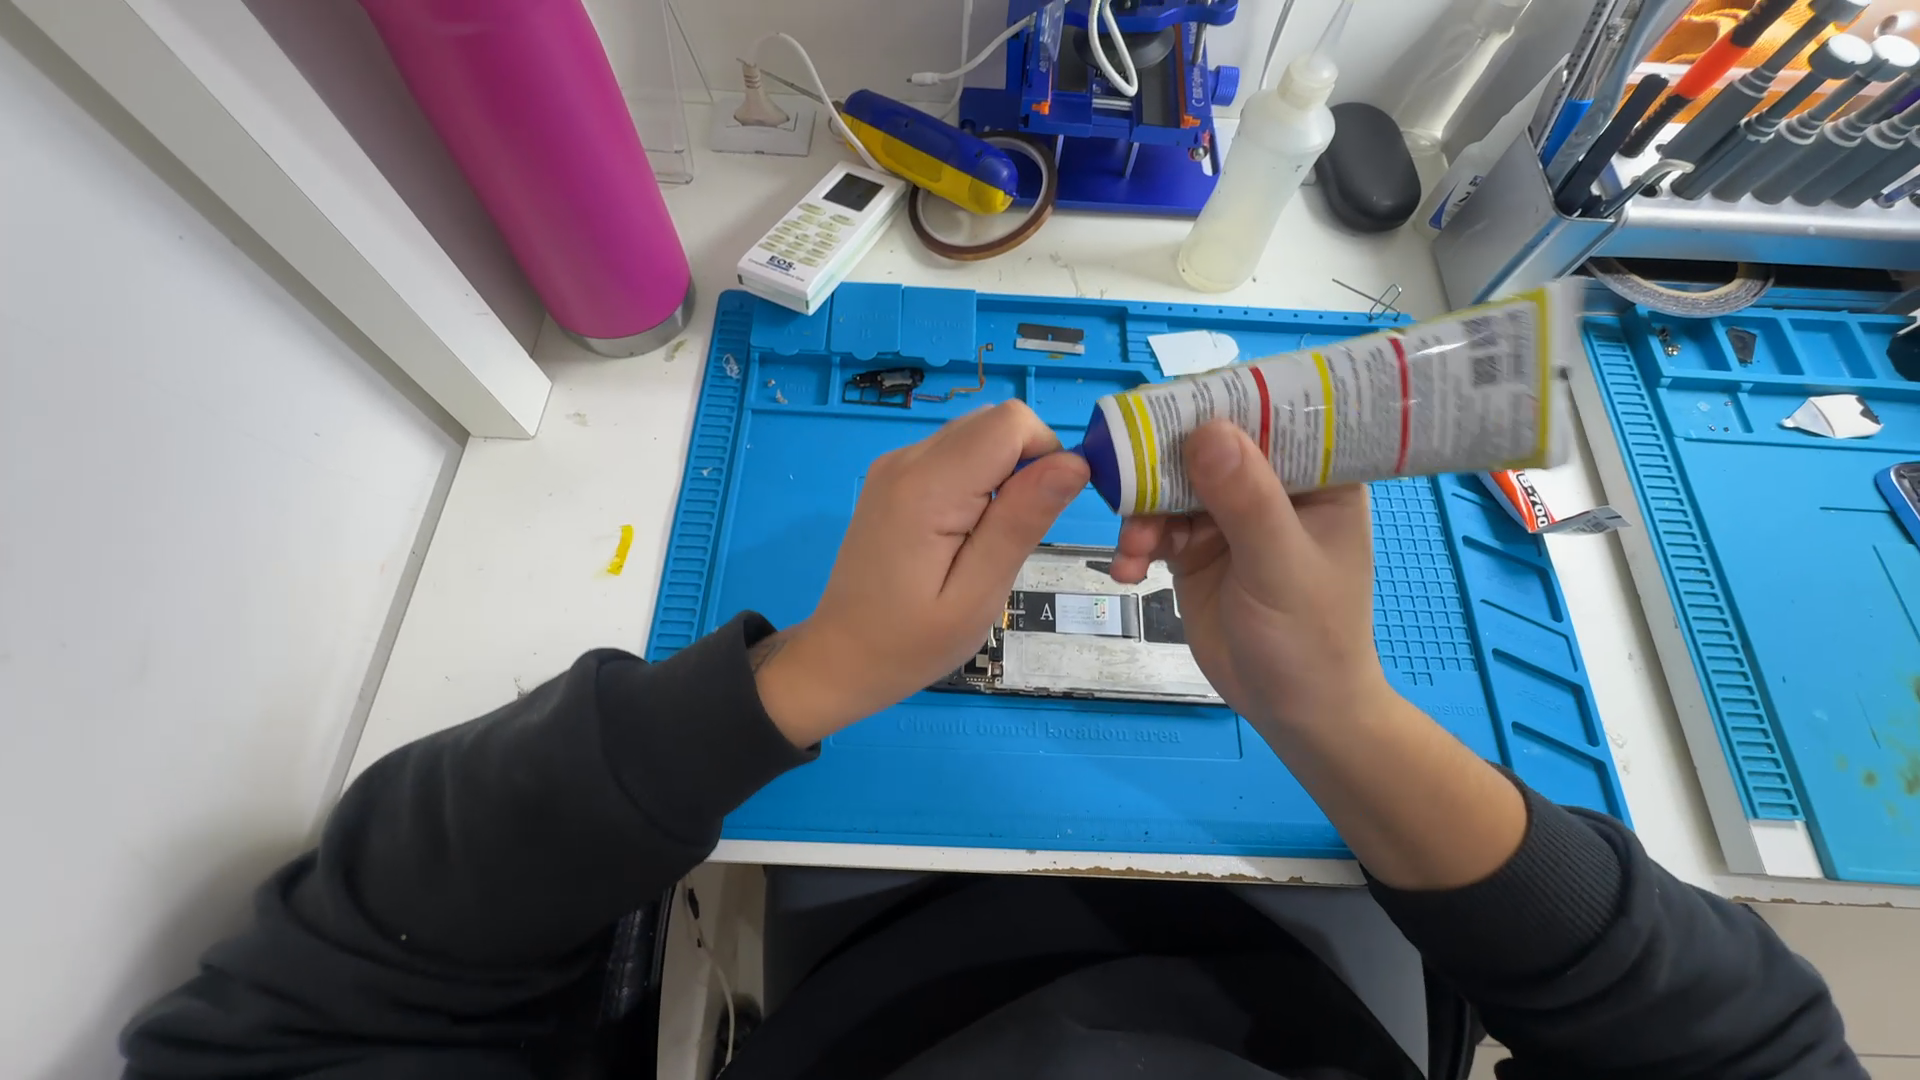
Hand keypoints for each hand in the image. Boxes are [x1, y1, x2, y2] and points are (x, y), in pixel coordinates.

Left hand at [756, 401, 1089, 745]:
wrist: (841, 657)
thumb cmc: (911, 643)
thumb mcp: (978, 596)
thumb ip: (1021, 522)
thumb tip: (1074, 462)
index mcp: (928, 487)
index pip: (1011, 423)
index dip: (1045, 457)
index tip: (1042, 515)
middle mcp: (907, 459)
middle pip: (996, 421)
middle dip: (1027, 466)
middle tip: (1014, 536)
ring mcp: (895, 464)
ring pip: (978, 434)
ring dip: (1002, 474)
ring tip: (988, 540)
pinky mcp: (893, 476)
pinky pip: (955, 453)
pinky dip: (978, 480)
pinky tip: (965, 532)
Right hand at [1108, 420, 1390, 735]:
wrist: (1291, 710)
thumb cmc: (1309, 638)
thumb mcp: (1280, 566)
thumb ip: (1246, 499)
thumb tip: (1205, 430)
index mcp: (1315, 477)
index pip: (1271, 416)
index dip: (1221, 403)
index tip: (1168, 404)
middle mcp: (1270, 487)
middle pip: (1208, 447)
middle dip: (1162, 463)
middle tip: (1122, 471)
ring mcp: (1228, 517)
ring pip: (1172, 487)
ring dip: (1143, 513)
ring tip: (1133, 549)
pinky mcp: (1195, 548)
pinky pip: (1156, 527)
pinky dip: (1136, 544)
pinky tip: (1127, 572)